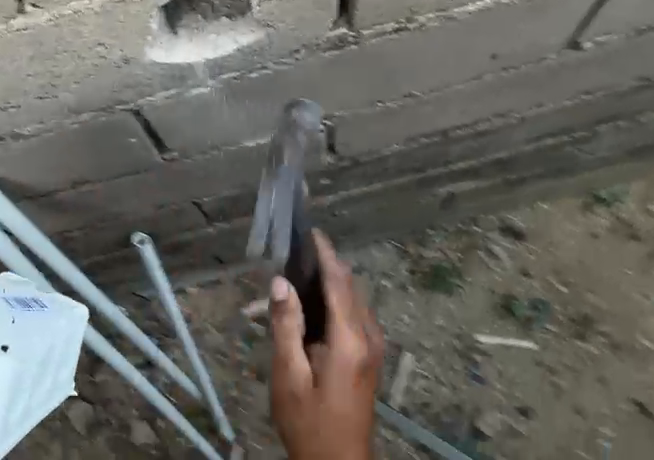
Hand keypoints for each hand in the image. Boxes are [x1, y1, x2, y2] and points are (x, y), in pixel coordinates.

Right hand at [267, 232, 384, 459]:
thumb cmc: (309, 422)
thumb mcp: (288, 375)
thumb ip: (285, 325)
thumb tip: (280, 281)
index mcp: (350, 339)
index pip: (339, 282)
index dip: (324, 253)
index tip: (309, 230)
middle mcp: (368, 338)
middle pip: (349, 287)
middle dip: (326, 263)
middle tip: (296, 248)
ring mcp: (373, 349)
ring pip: (354, 300)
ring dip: (330, 281)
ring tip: (299, 270)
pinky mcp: (369, 359)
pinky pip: (355, 315)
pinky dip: (336, 299)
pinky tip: (313, 303)